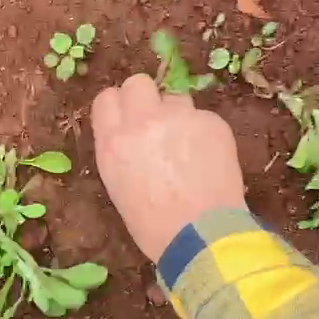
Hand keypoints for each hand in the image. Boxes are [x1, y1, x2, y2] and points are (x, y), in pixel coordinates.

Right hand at [91, 74, 247, 261]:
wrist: (200, 235)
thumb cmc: (152, 226)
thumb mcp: (119, 188)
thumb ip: (121, 152)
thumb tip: (130, 138)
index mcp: (113, 143)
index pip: (106, 98)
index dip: (118, 108)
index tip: (125, 122)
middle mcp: (143, 122)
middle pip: (138, 83)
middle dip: (145, 99)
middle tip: (153, 124)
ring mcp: (180, 118)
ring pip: (174, 98)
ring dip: (176, 115)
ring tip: (184, 148)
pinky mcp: (212, 122)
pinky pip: (202, 117)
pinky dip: (202, 133)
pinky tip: (206, 160)